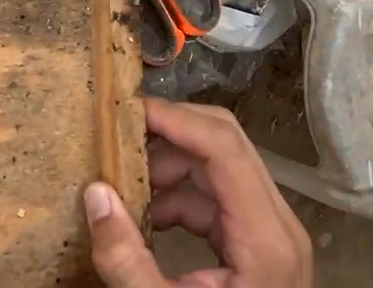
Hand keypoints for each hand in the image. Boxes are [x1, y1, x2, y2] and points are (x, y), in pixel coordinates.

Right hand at [84, 99, 311, 287]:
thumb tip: (95, 193)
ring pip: (217, 166)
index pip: (222, 146)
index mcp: (265, 240)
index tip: (122, 112)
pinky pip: (215, 197)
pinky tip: (143, 217)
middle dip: (166, 132)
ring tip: (121, 181)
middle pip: (224, 143)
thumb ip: (127, 261)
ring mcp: (271, 234)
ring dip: (167, 165)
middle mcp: (277, 225)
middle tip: (115, 133)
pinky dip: (176, 195)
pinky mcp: (258, 246)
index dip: (173, 118)